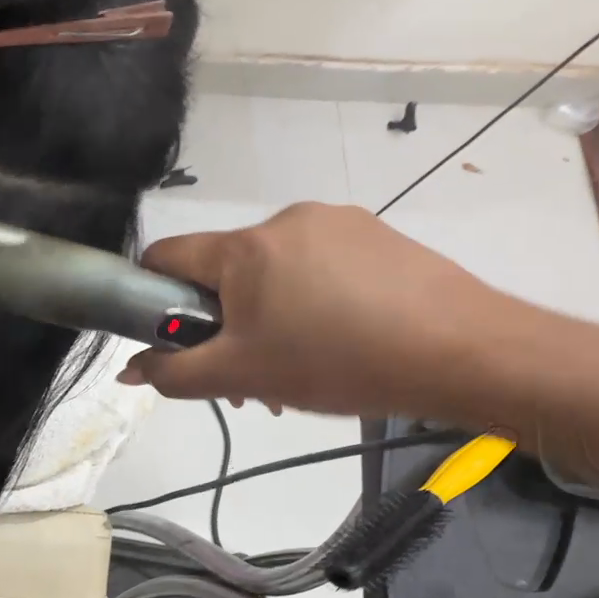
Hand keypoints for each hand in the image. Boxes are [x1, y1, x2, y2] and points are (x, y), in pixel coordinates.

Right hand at [117, 203, 498, 417]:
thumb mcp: (236, 375)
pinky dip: (302, 307)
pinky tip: (326, 346)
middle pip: (218, 271)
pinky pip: (313, 270)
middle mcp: (288, 222)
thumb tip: (131, 368)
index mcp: (246, 248)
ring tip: (285, 368)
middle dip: (214, 322)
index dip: (148, 296)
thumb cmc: (334, 361)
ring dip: (258, 320)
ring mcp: (339, 225)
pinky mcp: (378, 239)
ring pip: (267, 275)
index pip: (164, 256)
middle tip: (235, 371)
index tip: (167, 337)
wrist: (468, 354)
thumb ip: (170, 372)